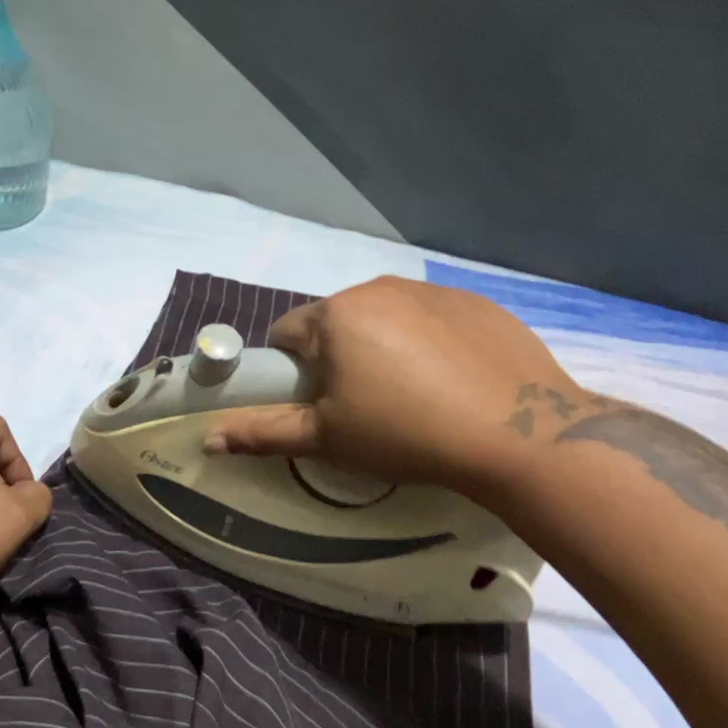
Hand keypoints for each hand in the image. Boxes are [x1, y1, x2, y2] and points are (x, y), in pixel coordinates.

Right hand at [205, 276, 589, 496]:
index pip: (285, 334)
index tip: (317, 406)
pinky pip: (429, 319)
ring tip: (409, 397)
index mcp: (334, 316)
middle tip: (361, 408)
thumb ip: (263, 433)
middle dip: (335, 359)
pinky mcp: (477, 302)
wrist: (519, 434)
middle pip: (334, 323)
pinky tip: (448, 383)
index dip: (291, 373)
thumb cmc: (405, 435)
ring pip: (382, 319)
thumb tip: (209, 438)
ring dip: (379, 348)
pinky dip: (425, 345)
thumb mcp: (326, 439)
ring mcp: (431, 291)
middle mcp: (378, 288)